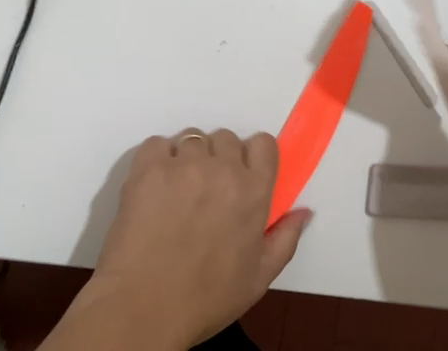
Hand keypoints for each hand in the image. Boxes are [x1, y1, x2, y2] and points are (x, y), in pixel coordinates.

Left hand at [46, 130, 311, 350]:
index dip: (253, 156)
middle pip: (226, 138)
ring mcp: (184, 165)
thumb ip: (285, 240)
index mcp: (254, 191)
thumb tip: (304, 211)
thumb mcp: (257, 279)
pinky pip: (157, 144)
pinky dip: (157, 159)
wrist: (142, 310)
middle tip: (206, 190)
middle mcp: (222, 169)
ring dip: (188, 158)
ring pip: (192, 138)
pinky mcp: (148, 169)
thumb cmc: (205, 300)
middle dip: (219, 158)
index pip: (263, 143)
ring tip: (177, 190)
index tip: (242, 174)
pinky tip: (154, 186)